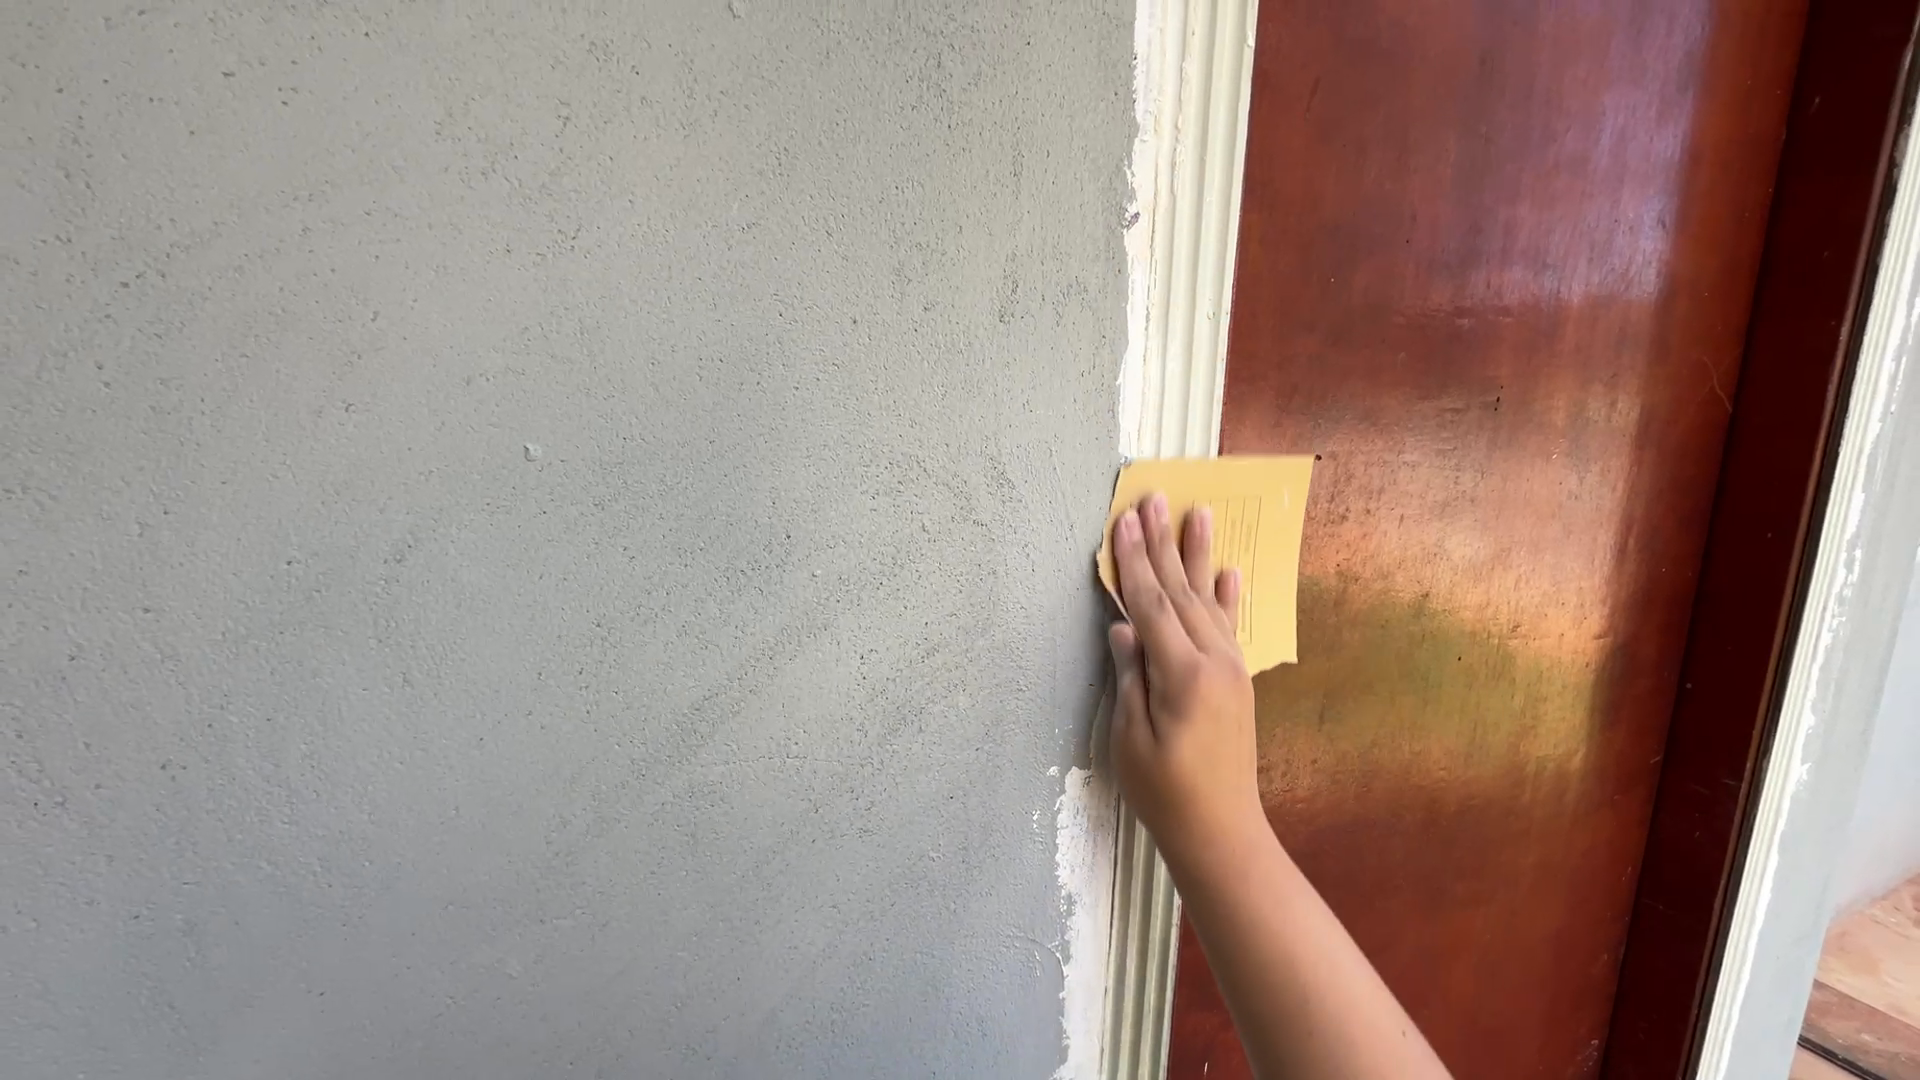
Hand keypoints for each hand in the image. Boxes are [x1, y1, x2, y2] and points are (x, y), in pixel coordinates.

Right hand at [1107, 492, 1265, 880]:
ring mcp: (1231, 668)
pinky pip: (1232, 627)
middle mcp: (1214, 661)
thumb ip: (1131, 675)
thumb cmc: (1165, 791)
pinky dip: (1229, 597)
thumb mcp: (1131, 737)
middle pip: (1182, 591)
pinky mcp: (1238, 680)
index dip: (1133, 562)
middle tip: (1154, 498)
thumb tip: (1123, 626)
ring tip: (1199, 512)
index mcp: (1183, 674)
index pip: (1151, 604)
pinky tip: (1229, 572)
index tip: (1122, 521)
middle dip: (1163, 543)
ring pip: (1209, 600)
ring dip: (1198, 555)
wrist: (1222, 830)